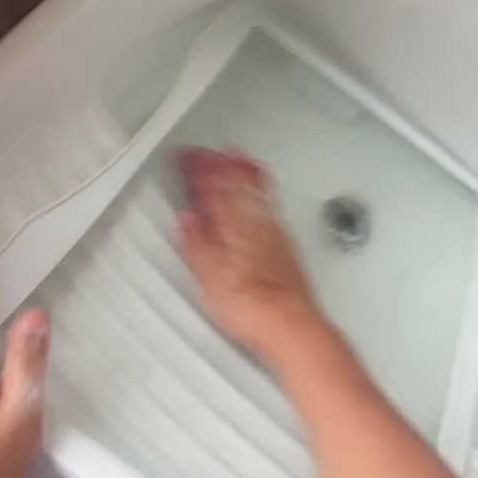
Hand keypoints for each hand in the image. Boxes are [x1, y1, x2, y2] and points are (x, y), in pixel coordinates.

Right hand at [173, 148, 330, 367]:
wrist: (293, 326)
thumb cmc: (249, 305)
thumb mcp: (211, 279)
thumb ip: (197, 245)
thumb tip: (185, 218)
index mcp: (234, 226)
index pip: (214, 189)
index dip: (199, 171)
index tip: (184, 157)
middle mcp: (256, 223)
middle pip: (238, 185)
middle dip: (222, 165)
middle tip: (210, 151)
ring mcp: (275, 232)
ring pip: (257, 192)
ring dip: (244, 173)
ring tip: (238, 157)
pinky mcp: (286, 246)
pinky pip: (269, 206)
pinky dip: (261, 192)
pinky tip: (259, 196)